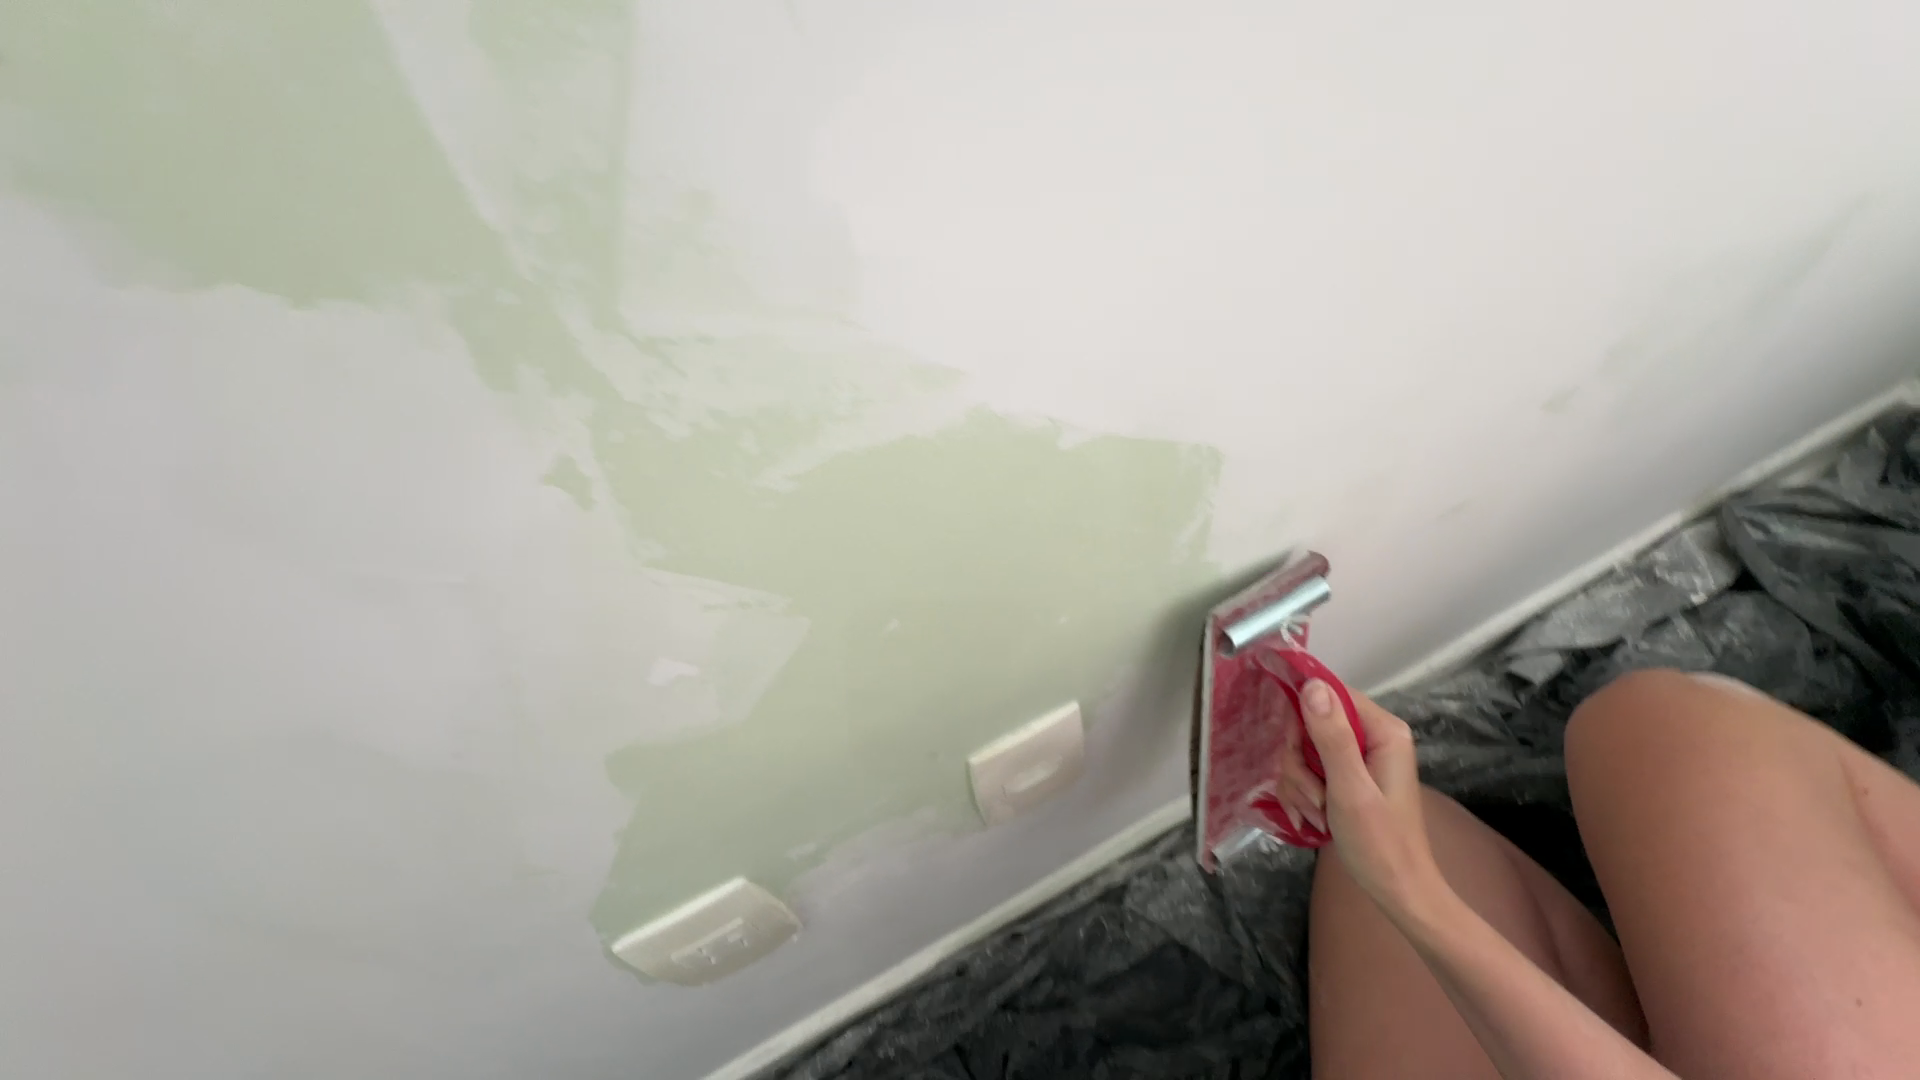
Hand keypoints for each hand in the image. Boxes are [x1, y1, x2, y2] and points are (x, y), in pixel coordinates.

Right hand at [1294, 680, 1445, 917]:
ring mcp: (1357, 756)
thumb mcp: (1351, 790)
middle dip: (1298, 762)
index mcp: (1382, 731)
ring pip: (1301, 748)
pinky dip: (1301, 792)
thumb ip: (1331, 736)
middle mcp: (1371, 736)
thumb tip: (1311, 684)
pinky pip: (1305, 768)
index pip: (1328, 693)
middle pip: (1309, 723)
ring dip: (1298, 782)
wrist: (1397, 892)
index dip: (1301, 715)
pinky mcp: (1344, 775)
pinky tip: (1311, 816)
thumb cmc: (1380, 844)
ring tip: (1316, 812)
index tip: (1292, 750)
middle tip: (1312, 795)